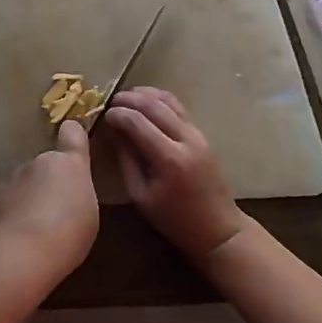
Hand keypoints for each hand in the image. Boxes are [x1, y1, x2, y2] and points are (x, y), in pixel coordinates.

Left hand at [0, 119, 99, 281]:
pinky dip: (16, 206)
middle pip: (49, 163)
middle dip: (51, 178)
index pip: (72, 132)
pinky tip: (20, 230)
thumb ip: (79, 191)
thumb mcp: (89, 212)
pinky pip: (12, 195)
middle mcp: (41, 160)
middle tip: (58, 208)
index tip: (75, 146)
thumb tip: (68, 190)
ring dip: (32, 192)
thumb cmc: (68, 233)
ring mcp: (16, 175)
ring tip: (37, 223)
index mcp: (70, 162)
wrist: (24, 253)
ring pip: (28, 178)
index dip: (73, 137)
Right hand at [104, 87, 248, 262]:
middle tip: (111, 101)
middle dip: (129, 99)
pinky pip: (179, 108)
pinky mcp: (202, 134)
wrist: (218, 228)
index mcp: (169, 159)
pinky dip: (160, 100)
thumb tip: (113, 131)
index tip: (103, 115)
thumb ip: (126, 160)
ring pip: (169, 101)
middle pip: (154, 105)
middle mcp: (186, 139)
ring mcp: (197, 134)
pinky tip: (146, 102)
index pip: (138, 122)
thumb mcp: (141, 197)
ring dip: (145, 94)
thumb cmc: (175, 220)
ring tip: (126, 96)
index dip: (118, 114)